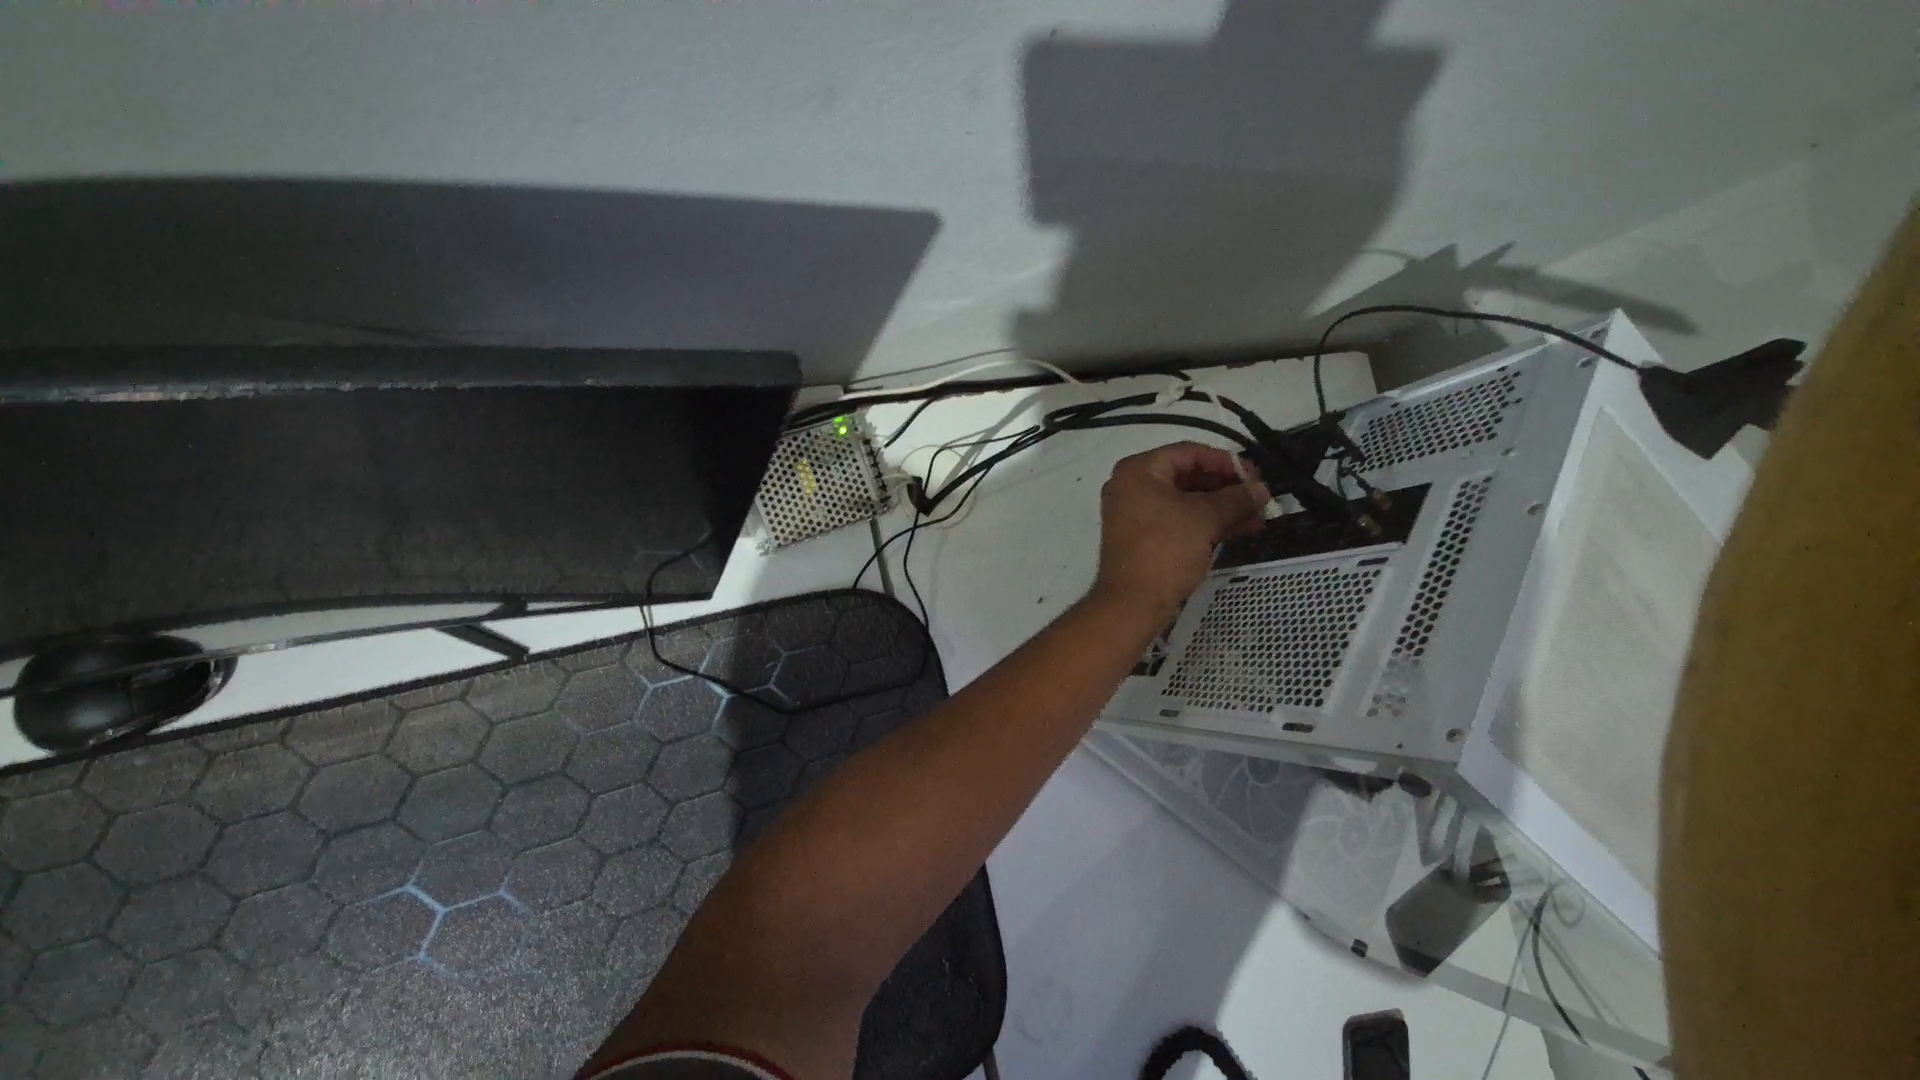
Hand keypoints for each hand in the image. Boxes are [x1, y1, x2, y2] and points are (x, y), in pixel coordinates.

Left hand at [1090, 442, 1269, 625]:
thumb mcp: (1205, 519)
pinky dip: (1207, 523)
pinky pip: (1179, 521)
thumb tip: (1262, 489)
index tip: (1255, 475)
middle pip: (1188, 476)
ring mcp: (1136, 514)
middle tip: (1260, 497)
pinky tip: (1240, 530)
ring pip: (1187, 501)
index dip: (1225, 461)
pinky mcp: (1144, 538)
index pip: (1189, 452)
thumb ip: (1235, 499)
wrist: (1132, 603)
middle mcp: (1132, 486)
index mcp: (1139, 470)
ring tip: (1259, 517)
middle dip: (1228, 488)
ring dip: (1223, 508)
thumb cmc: (1165, 550)